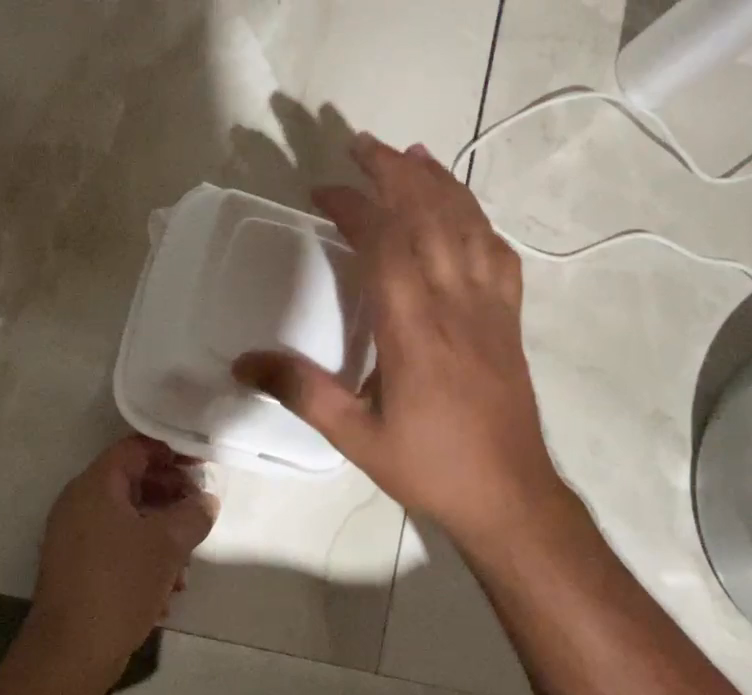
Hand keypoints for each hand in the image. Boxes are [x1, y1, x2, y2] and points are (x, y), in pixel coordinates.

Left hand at [21, 436, 218, 685]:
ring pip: (126, 523)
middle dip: (170, 499)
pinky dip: (142, 562)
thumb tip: (205, 501)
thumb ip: (192, 515)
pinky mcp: (76, 572)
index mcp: (93, 487)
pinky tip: (164, 592)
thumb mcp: (167, 545)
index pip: (134, 449)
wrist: (71, 651)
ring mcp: (73, 540)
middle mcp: (77, 507)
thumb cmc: (120, 585)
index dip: (171, 453)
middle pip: (130, 485)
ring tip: (185, 567)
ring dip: (161, 537)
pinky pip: (115, 552)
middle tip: (200, 515)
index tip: (203, 468)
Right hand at [233, 135, 566, 543]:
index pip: (385, 244)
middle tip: (363, 145)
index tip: (322, 190)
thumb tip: (243, 362)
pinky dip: (476, 219)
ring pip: (468, 224)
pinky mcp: (508, 319)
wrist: (507, 492)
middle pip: (430, 216)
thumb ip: (301, 392)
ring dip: (438, 183)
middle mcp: (456, 303)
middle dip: (396, 173)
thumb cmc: (428, 466)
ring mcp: (490, 307)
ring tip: (410, 155)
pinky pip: (496, 252)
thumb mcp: (353, 437)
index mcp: (414, 328)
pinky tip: (463, 213)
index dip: (355, 207)